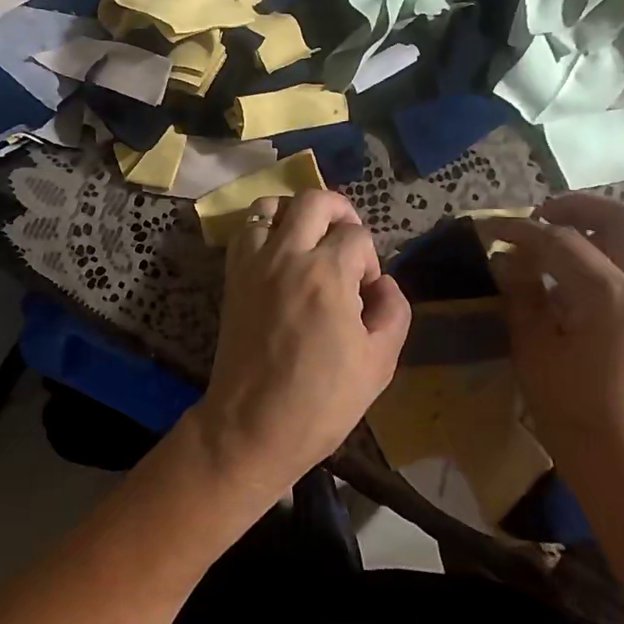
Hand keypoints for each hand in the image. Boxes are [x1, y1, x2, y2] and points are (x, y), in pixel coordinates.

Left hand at [190, 189, 411, 495]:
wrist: (252, 423)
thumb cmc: (322, 400)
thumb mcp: (380, 361)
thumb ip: (392, 310)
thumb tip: (382, 283)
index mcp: (326, 274)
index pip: (356, 236)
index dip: (370, 258)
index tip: (367, 290)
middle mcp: (284, 256)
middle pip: (312, 201)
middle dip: (339, 210)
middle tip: (348, 239)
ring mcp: (251, 264)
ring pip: (269, 207)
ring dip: (294, 214)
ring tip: (310, 240)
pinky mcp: (230, 278)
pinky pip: (244, 232)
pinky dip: (263, 229)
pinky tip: (279, 255)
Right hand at [477, 196, 623, 511]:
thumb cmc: (578, 418)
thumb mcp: (535, 355)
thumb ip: (524, 298)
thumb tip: (511, 261)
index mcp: (613, 296)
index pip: (560, 242)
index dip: (520, 231)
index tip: (492, 229)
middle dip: (582, 207)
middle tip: (545, 215)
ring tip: (590, 237)